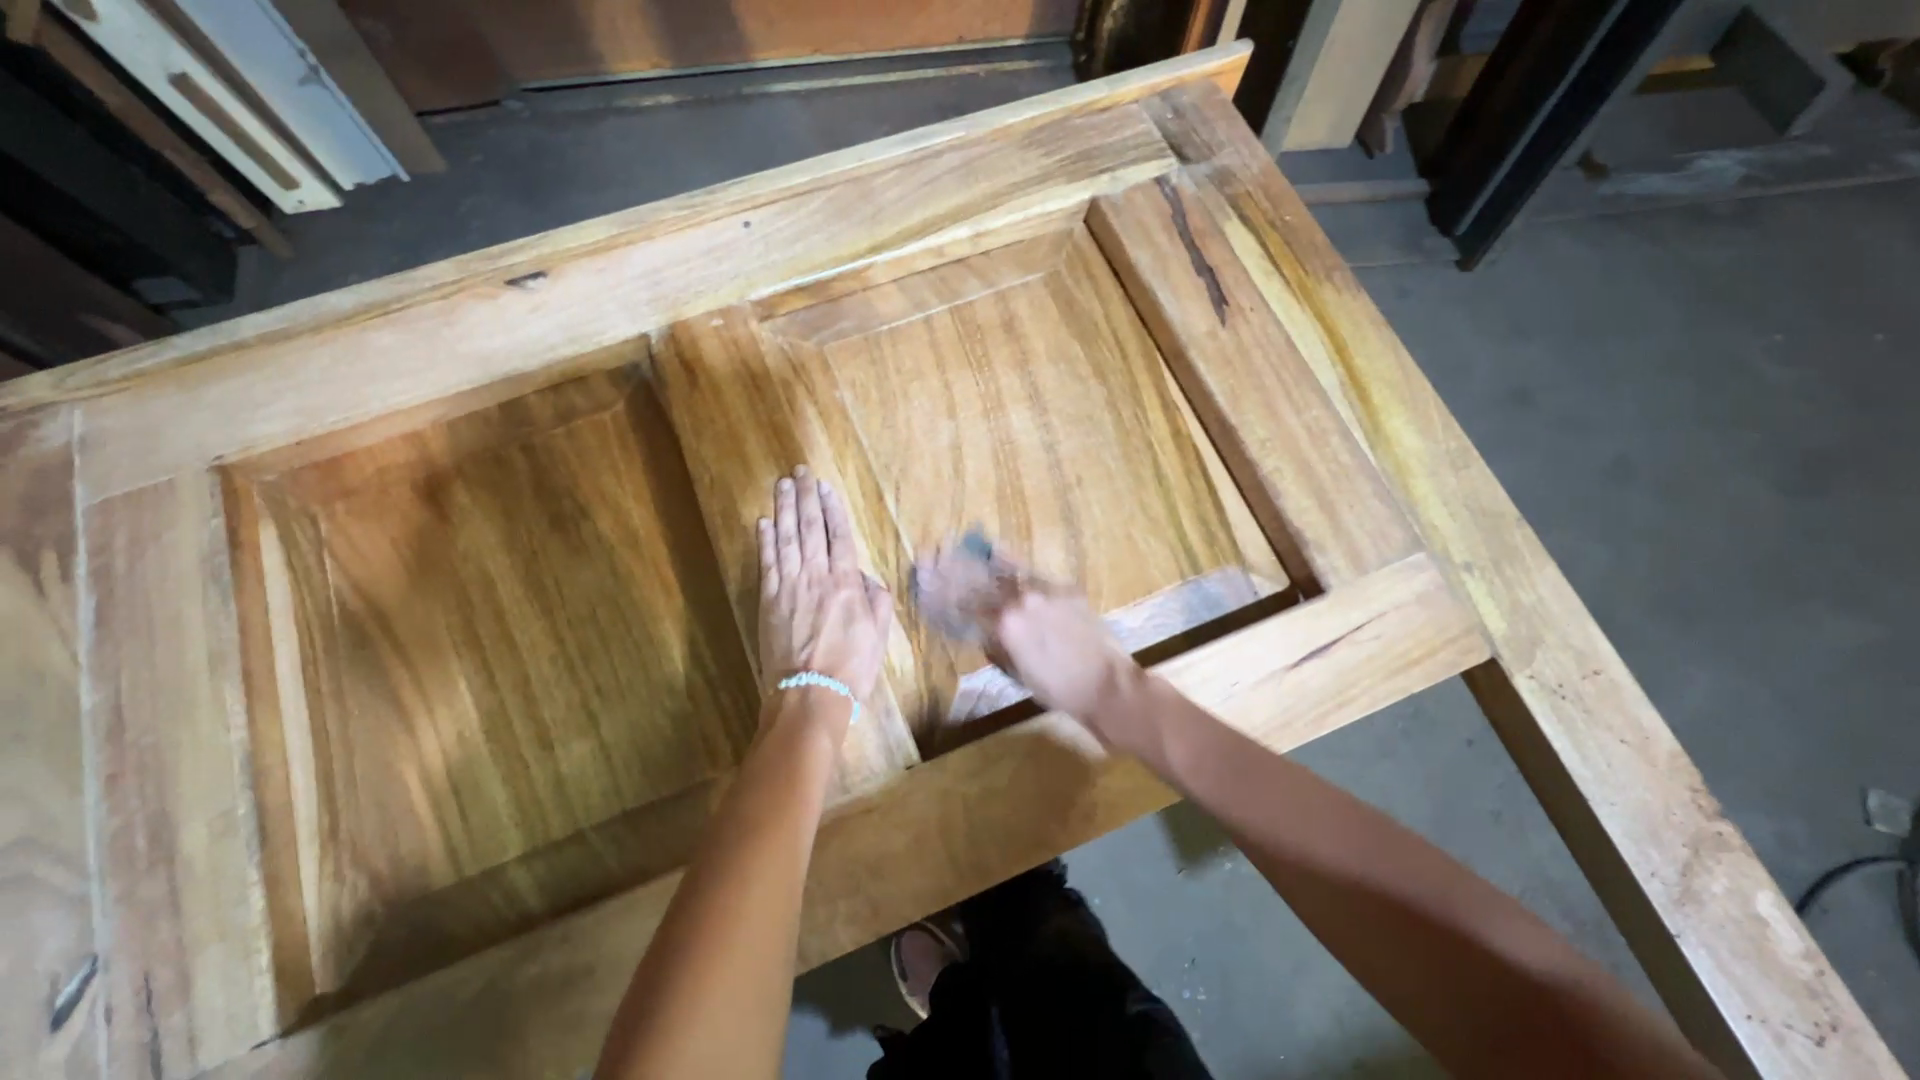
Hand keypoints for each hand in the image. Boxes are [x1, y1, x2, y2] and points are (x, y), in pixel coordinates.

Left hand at [757, 466, 892, 710]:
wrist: (811, 693)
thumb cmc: (852, 667)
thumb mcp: (879, 635)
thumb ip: (877, 600)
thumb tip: (865, 577)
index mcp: (847, 583)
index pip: (840, 536)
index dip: (832, 509)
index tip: (825, 487)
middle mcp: (817, 576)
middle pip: (810, 528)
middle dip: (806, 498)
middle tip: (800, 472)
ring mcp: (789, 586)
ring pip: (786, 538)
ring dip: (783, 509)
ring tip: (782, 486)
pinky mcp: (768, 600)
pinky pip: (767, 562)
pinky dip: (765, 540)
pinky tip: (764, 522)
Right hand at [912, 542, 1140, 733]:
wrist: (1106, 685)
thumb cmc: (1058, 689)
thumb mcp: (1016, 671)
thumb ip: (995, 644)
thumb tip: (983, 629)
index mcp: (1004, 624)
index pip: (964, 603)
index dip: (941, 592)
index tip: (925, 579)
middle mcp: (1021, 599)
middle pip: (980, 579)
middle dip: (953, 568)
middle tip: (933, 553)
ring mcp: (1045, 590)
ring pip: (1006, 570)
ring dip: (982, 562)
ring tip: (961, 547)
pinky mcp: (1066, 588)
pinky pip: (1032, 574)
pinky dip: (1014, 567)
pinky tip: (1000, 554)